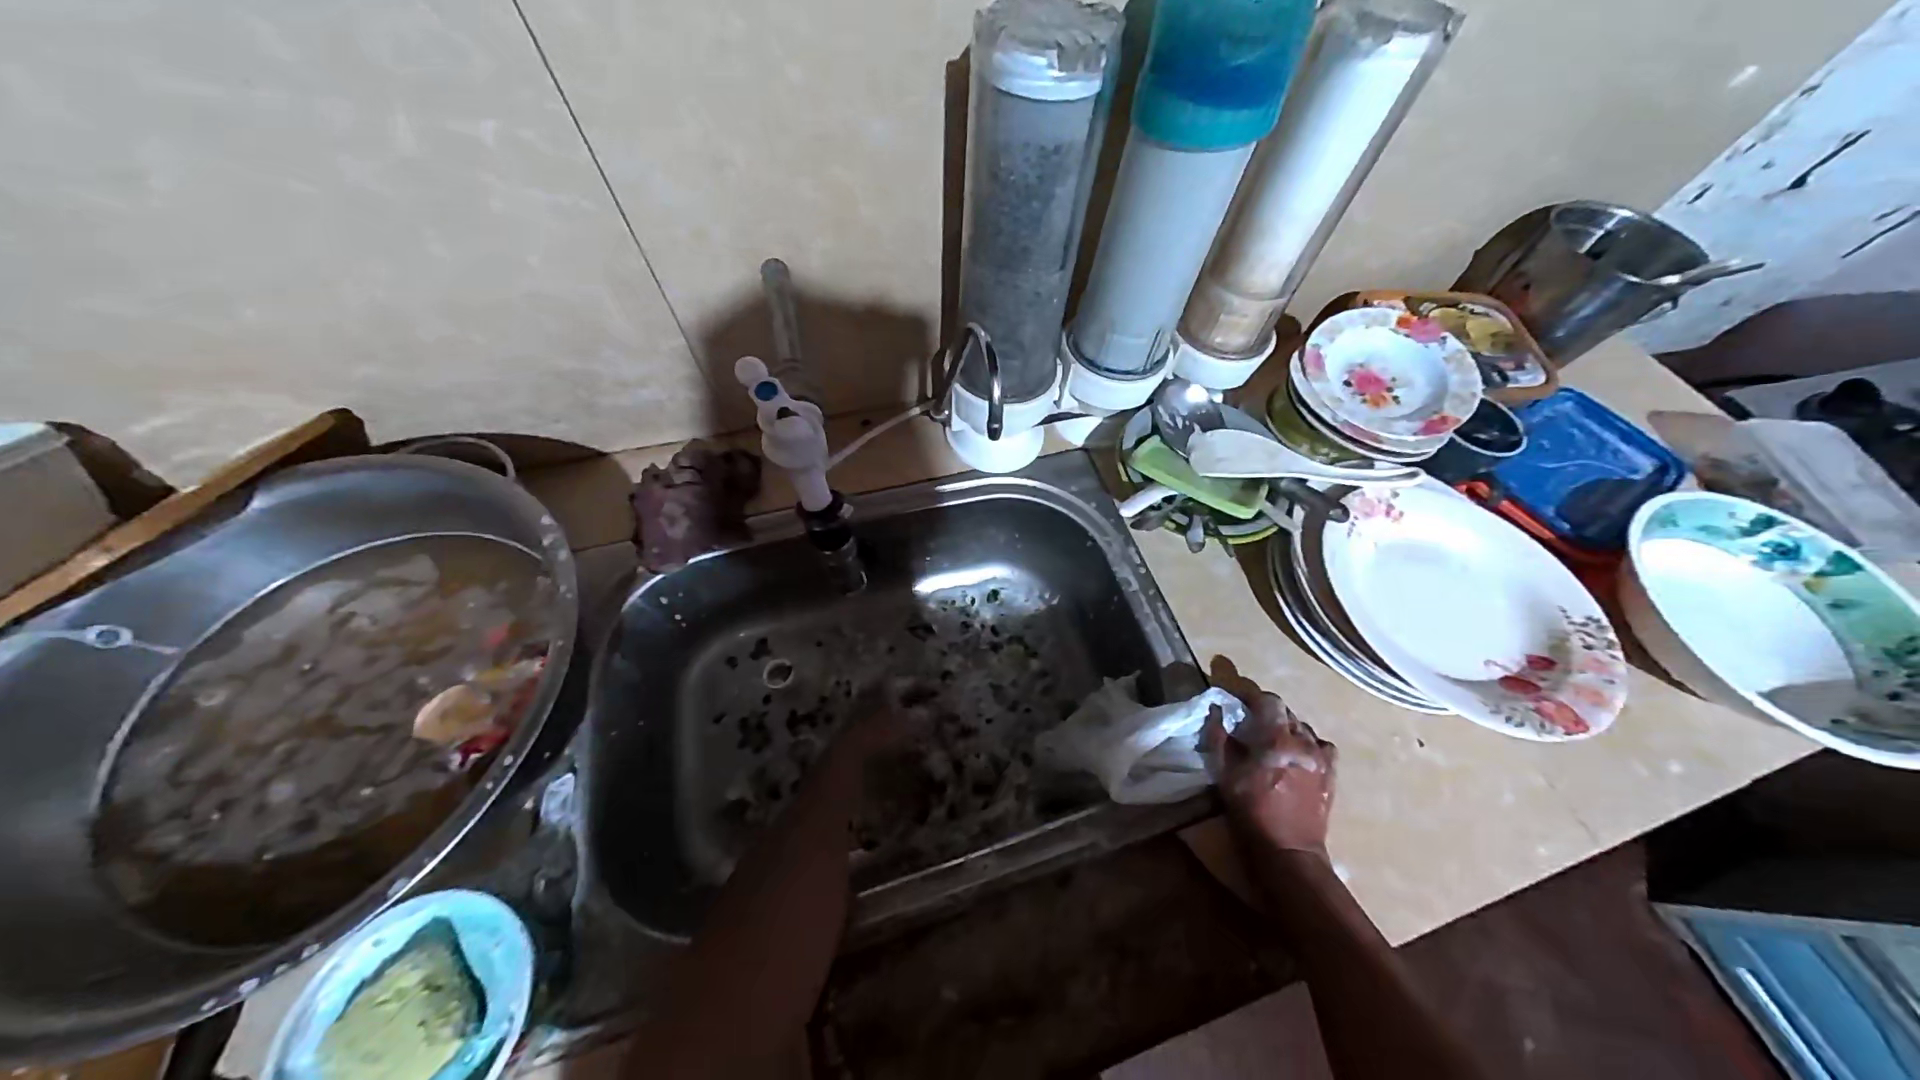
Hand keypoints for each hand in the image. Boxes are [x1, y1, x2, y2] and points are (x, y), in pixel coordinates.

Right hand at [1204, 692, 1336, 857]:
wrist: (1288, 850)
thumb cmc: (1251, 811)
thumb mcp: (1226, 775)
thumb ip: (1220, 739)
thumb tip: (1216, 711)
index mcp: (1276, 739)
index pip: (1268, 701)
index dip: (1252, 697)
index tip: (1238, 702)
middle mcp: (1303, 742)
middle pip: (1286, 712)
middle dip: (1267, 713)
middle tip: (1251, 723)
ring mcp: (1321, 758)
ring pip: (1304, 728)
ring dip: (1287, 728)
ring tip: (1273, 740)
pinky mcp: (1331, 774)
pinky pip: (1322, 746)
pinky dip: (1309, 744)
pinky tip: (1298, 755)